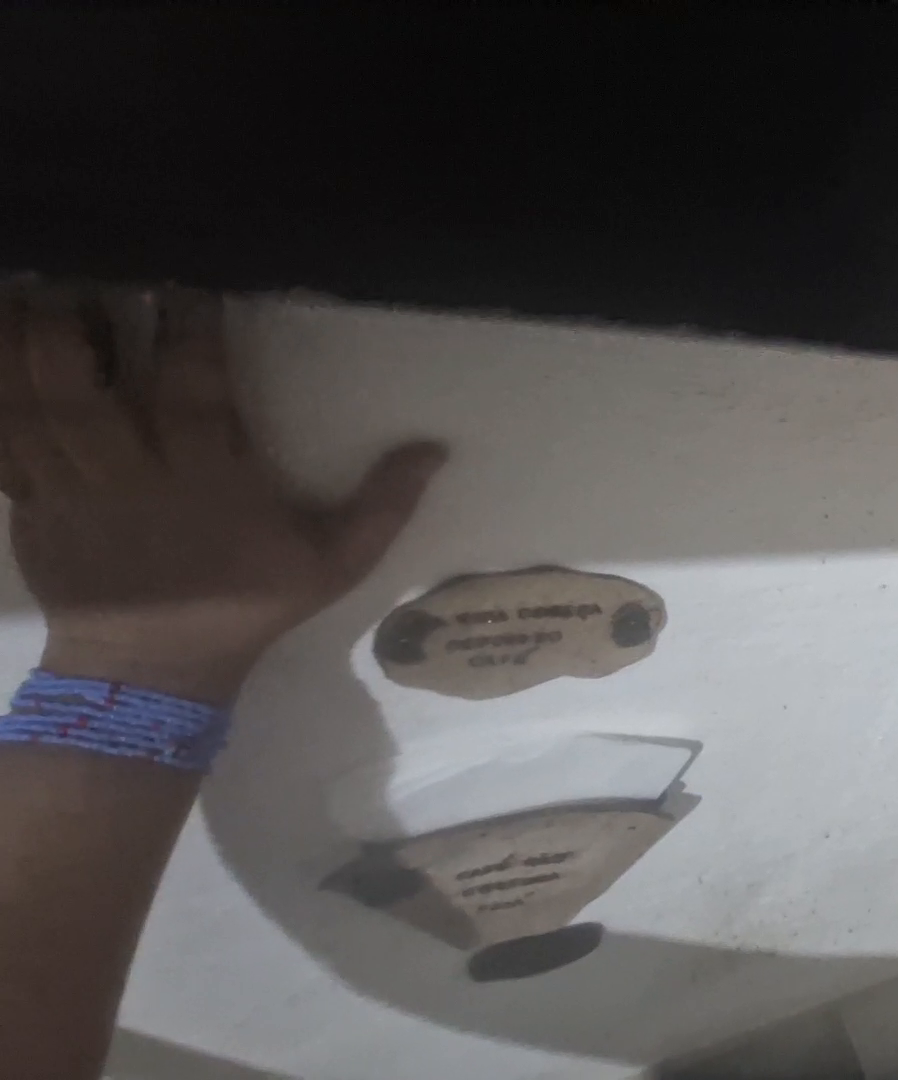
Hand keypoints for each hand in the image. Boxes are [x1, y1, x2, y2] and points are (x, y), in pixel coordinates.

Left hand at [0, 283, 444, 703]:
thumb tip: (433, 449)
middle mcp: (131, 475)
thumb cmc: (257, 601)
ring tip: (28, 291)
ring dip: (23, 342)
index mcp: (210, 482)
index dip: (190, 336)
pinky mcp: (27, 503)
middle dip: (79, 323)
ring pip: (28, 403)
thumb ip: (385, 503)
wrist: (155, 662)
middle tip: (86, 274)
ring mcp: (67, 488)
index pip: (194, 392)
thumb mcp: (342, 560)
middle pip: (86, 385)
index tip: (187, 288)